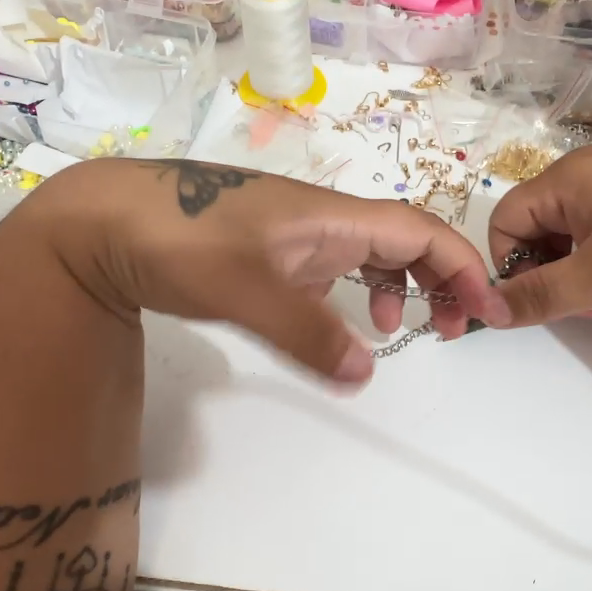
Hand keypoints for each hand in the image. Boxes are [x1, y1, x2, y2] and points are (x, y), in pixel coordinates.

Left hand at [18, 159, 509, 383]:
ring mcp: (297, 235)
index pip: (420, 230)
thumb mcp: (246, 292)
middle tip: (454, 328)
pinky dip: (356, 293)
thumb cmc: (179, 241)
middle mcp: (324, 220)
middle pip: (406, 238)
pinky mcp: (273, 252)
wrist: (105, 220)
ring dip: (401, 285)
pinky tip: (343, 321)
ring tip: (399, 329)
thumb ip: (308, 333)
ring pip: (371, 252)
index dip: (462, 265)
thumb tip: (366, 374)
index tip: (486, 310)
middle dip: (441, 277)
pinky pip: (335, 268)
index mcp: (332, 216)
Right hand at [487, 145, 591, 325]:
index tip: (543, 298)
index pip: (504, 220)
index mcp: (566, 177)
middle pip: (541, 223)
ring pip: (577, 227)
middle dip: (552, 266)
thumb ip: (540, 295)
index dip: (510, 264)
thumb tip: (487, 312)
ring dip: (585, 263)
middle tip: (586, 296)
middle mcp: (590, 165)